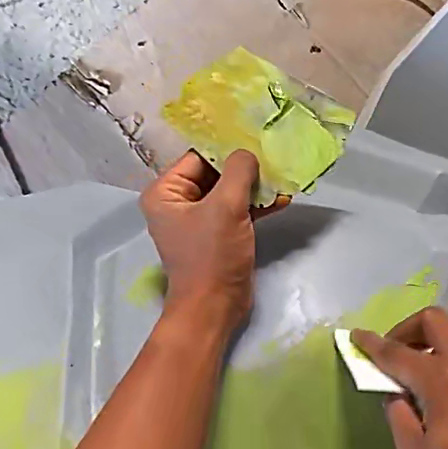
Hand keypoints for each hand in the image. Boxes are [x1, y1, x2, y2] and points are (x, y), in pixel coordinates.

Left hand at [139, 150, 283, 328]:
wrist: (215, 307)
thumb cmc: (212, 255)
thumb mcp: (226, 207)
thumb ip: (238, 171)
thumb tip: (248, 153)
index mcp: (165, 192)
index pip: (198, 157)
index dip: (227, 150)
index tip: (257, 141)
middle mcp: (178, 202)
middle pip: (215, 172)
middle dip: (245, 168)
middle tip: (274, 157)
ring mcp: (199, 219)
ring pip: (230, 191)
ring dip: (255, 187)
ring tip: (282, 179)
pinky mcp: (219, 234)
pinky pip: (237, 210)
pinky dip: (257, 205)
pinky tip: (281, 199)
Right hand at [351, 309, 447, 448]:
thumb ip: (399, 417)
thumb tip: (396, 394)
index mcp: (441, 382)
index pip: (397, 353)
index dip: (372, 344)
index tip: (356, 336)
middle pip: (434, 321)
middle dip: (407, 329)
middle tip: (393, 353)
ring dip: (433, 341)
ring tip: (420, 370)